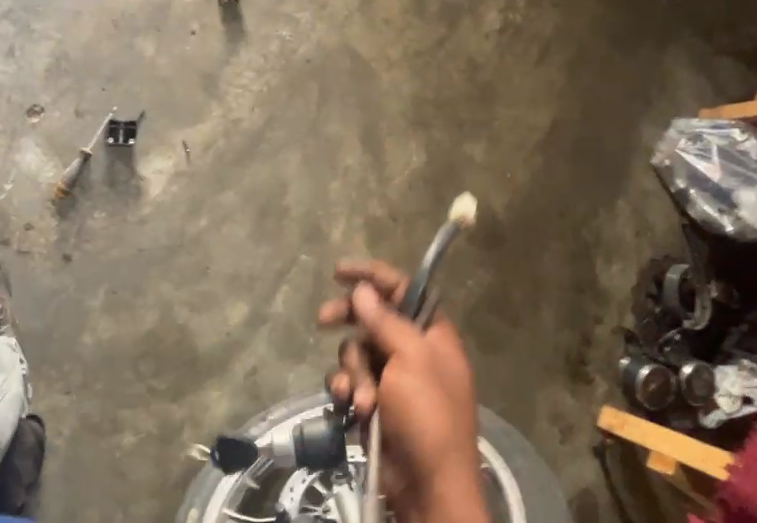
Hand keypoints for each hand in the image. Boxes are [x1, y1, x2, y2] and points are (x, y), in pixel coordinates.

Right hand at [319, 260, 484, 521]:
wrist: (428, 485)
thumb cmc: (427, 415)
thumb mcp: (409, 359)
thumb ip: (385, 320)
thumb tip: (363, 289)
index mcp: (432, 334)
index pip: (402, 289)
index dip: (372, 275)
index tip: (339, 271)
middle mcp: (413, 351)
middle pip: (372, 318)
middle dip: (348, 321)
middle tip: (323, 320)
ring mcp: (394, 379)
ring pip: (356, 352)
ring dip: (352, 370)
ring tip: (359, 396)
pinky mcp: (376, 404)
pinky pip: (350, 381)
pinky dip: (346, 390)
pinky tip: (348, 404)